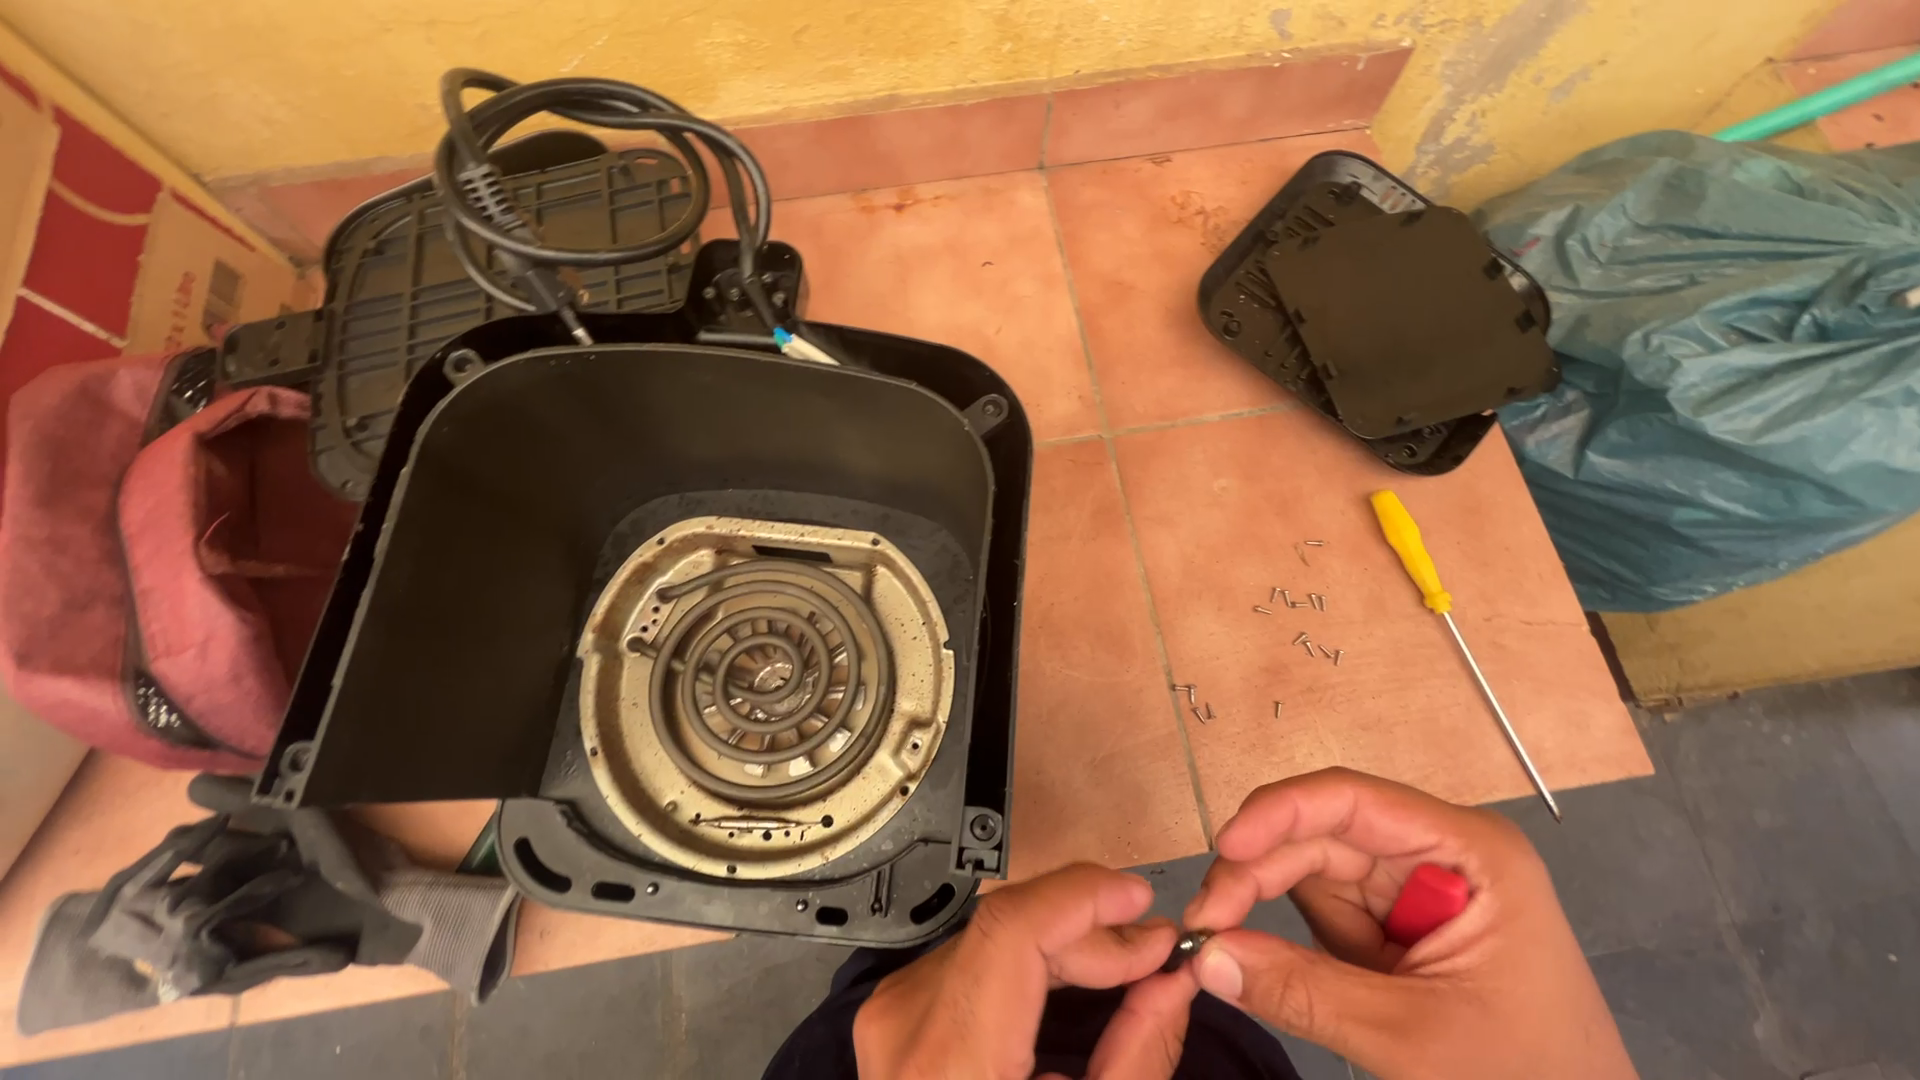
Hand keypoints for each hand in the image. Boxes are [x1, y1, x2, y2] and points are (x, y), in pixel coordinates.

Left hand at [854, 863, 1197, 1078]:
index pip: (1012, 927)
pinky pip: (975, 956)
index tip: (1140, 901)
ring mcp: (892, 1009)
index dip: (1083, 897)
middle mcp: (905, 1018)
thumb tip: (1174, 976)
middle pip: (1007, 926)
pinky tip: (1071, 974)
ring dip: (1064, 940)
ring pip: (994, 934)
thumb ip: (1137, 1054)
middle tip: (1153, 950)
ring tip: (1122, 963)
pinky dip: (1031, 958)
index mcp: (948, 1061)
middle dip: (1091, 928)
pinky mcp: (896, 1008)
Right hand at [1182, 768, 1634, 1079]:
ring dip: (1256, 897)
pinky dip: (1275, 928)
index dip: (1278, 812)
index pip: (1353, 800)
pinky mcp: (1386, 923)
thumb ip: (1303, 991)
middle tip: (1203, 923)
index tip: (1223, 849)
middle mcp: (1432, 852)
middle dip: (1255, 871)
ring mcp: (1406, 886)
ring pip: (1304, 866)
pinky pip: (1313, 906)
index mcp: (1467, 851)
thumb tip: (1203, 954)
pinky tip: (1253, 951)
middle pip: (1318, 834)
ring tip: (1217, 940)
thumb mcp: (1414, 1038)